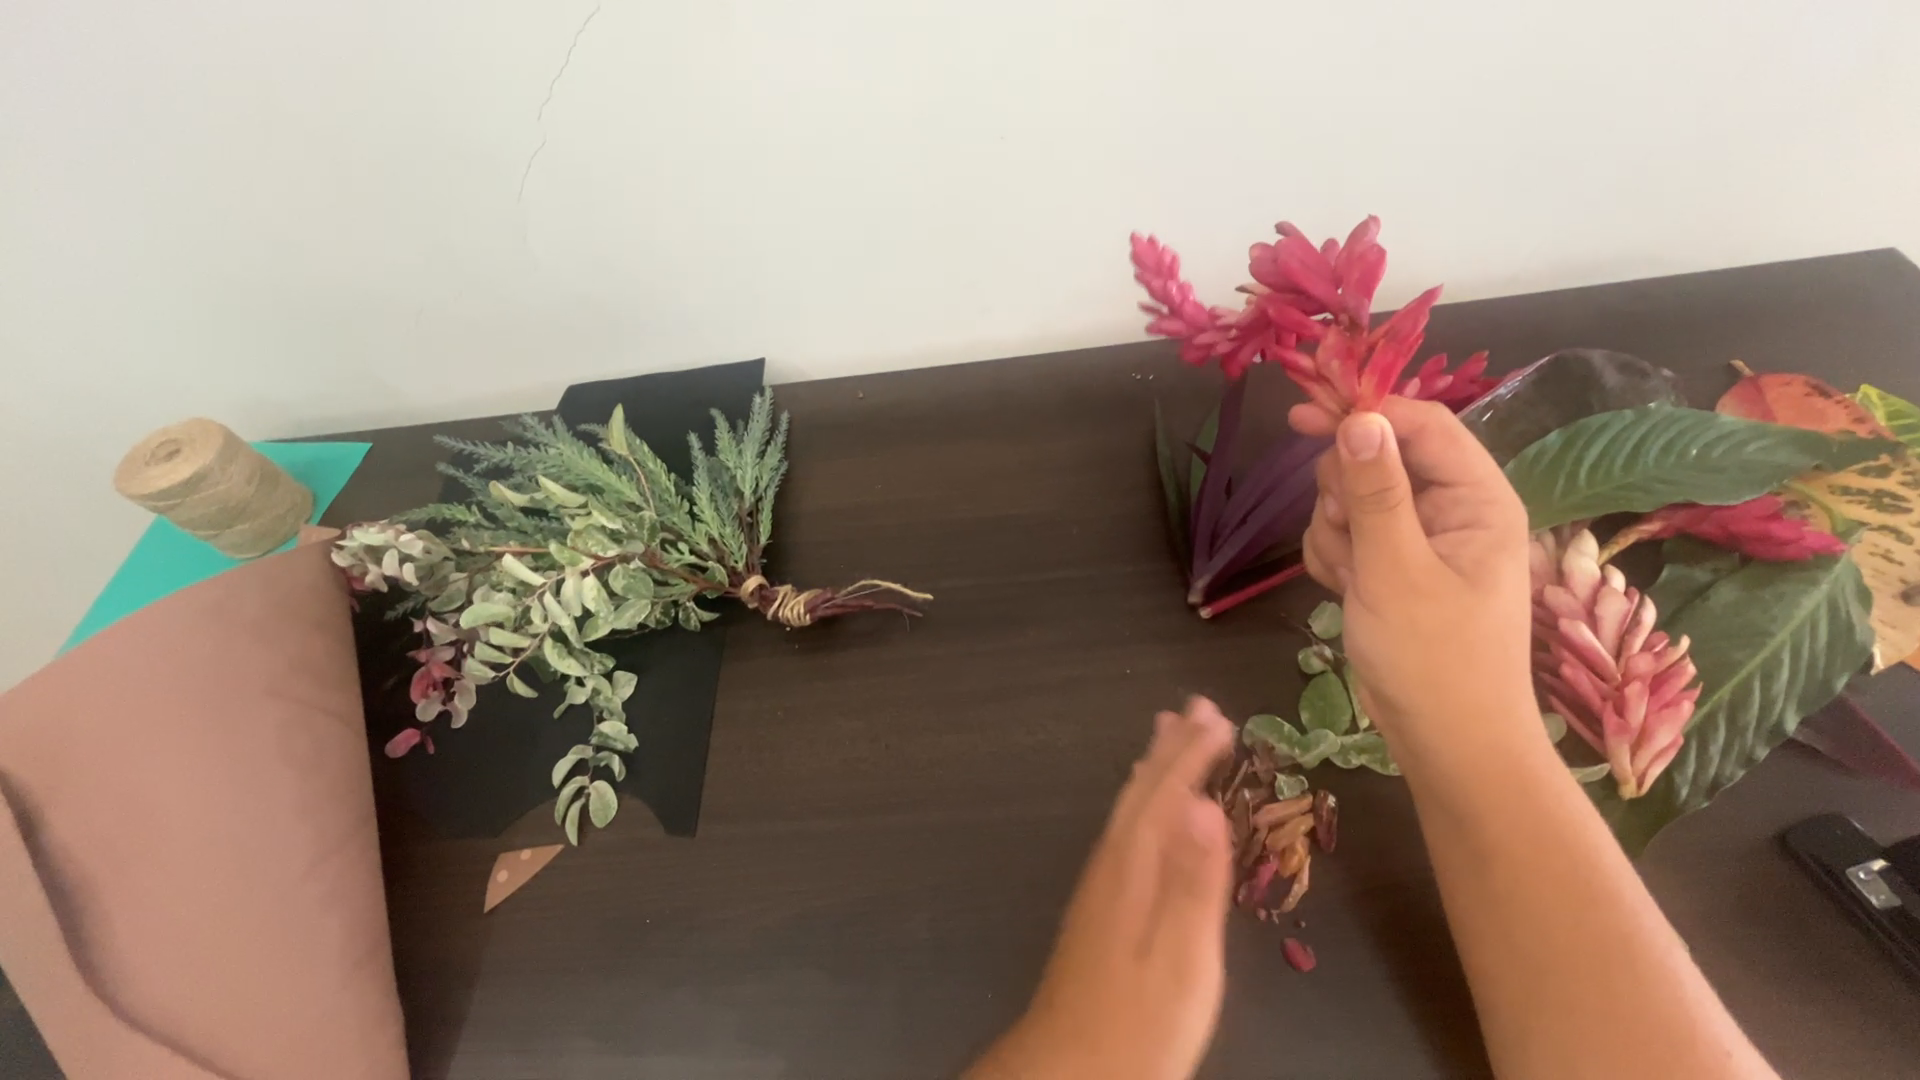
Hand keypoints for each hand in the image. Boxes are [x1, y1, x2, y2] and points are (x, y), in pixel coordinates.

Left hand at [966, 698, 1234, 1079]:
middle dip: (1172, 748)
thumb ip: (1194, 884)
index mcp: (1135, 867)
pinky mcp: (1099, 906)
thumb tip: (1204, 804)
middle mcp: (1113, 863)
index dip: (1193, 754)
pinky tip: (1143, 810)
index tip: (1218, 715)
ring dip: (1153, 768)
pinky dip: (1140, 802)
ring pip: (1129, 807)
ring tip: (1165, 734)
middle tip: (1196, 707)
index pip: (1168, 794)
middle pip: (1144, 791)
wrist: (1067, 1067)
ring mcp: (1101, 884)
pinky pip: (1124, 830)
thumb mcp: (1182, 960)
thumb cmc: (1138, 1023)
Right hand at [1288, 398, 1535, 766]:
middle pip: (1376, 459)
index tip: (1302, 416)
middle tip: (1346, 536)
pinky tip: (1344, 590)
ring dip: (1335, 533)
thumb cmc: (1432, 657)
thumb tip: (1359, 418)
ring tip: (1351, 580)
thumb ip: (1376, 492)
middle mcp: (1449, 509)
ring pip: (1350, 500)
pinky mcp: (1390, 566)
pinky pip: (1344, 536)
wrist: (1443, 739)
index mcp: (1475, 498)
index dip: (1365, 412)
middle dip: (1345, 494)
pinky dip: (1333, 558)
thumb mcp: (1396, 569)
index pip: (1421, 425)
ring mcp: (1417, 539)